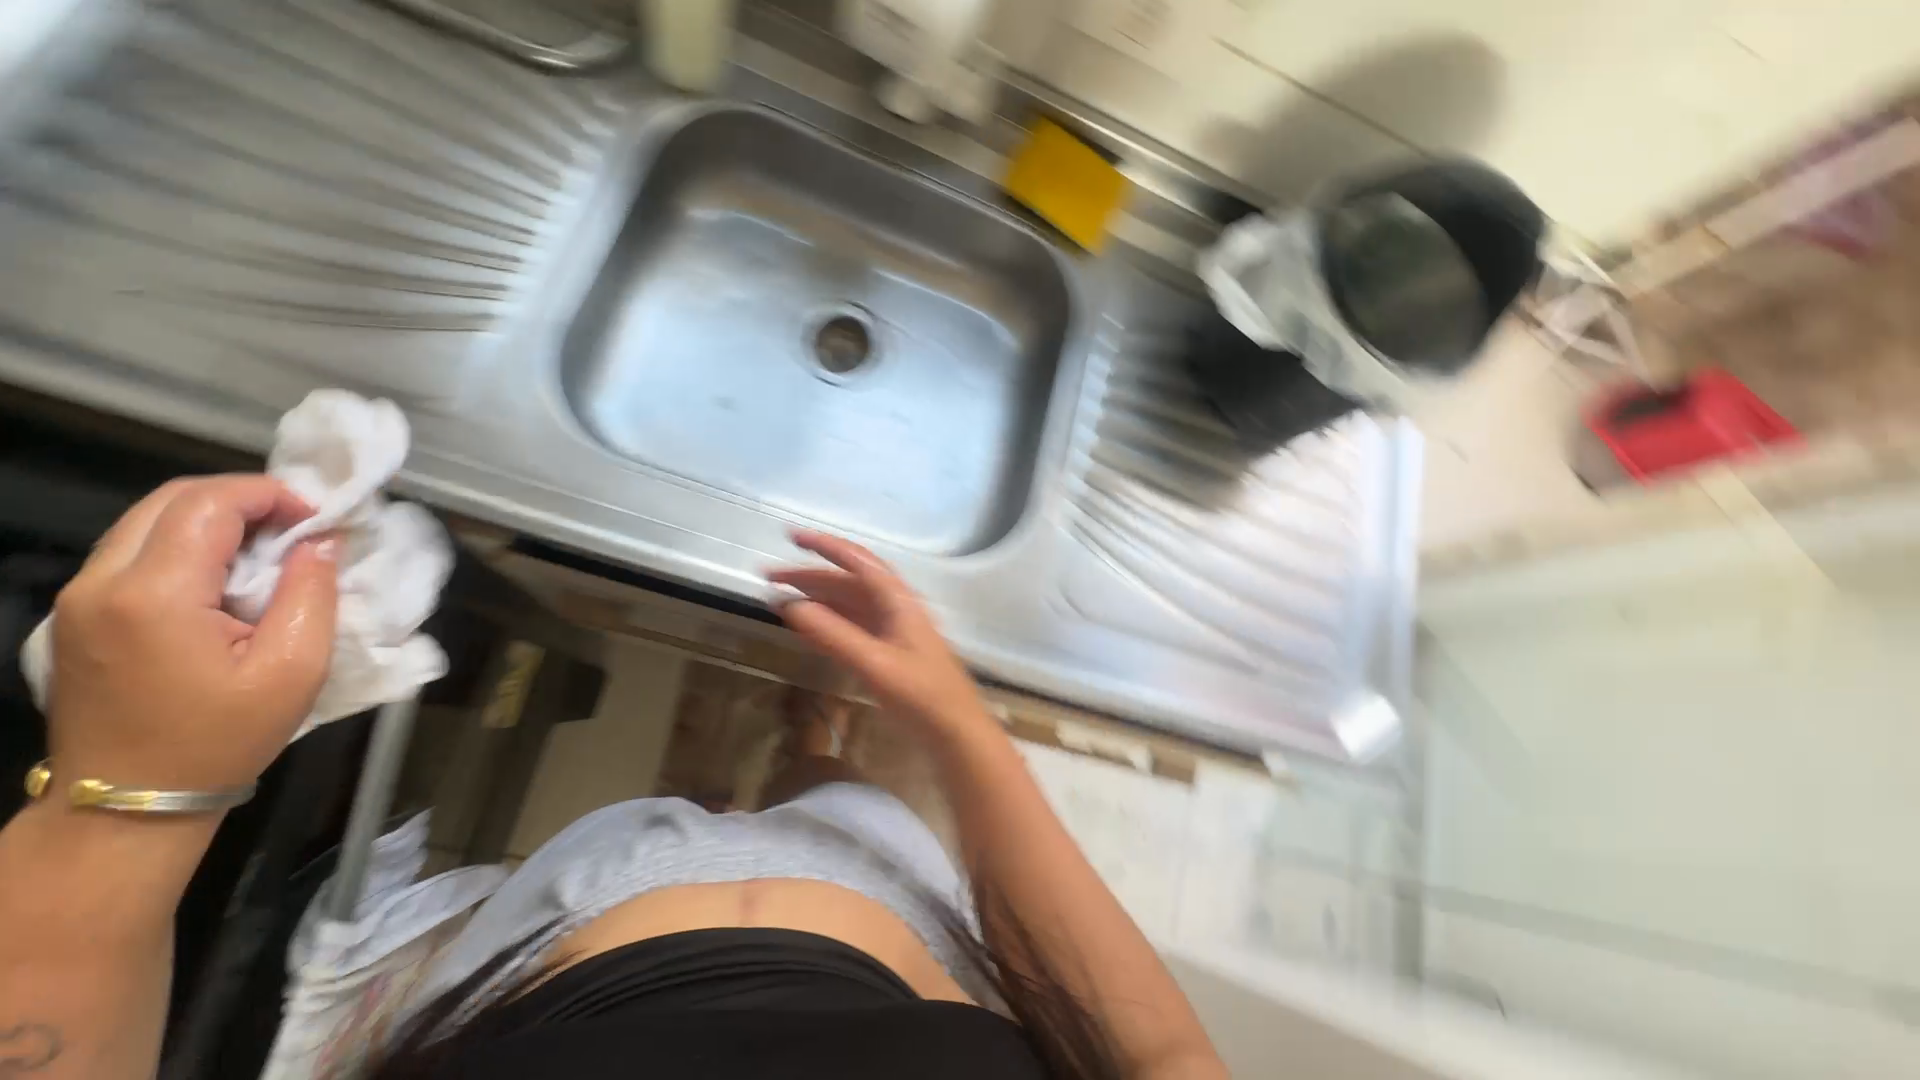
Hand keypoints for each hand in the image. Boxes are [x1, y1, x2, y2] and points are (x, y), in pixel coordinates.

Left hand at [46, 475, 339, 793]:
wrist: (130, 803)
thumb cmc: (222, 738)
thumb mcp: (294, 669)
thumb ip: (310, 593)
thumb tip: (319, 542)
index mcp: (154, 595)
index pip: (208, 504)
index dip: (269, 494)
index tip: (316, 517)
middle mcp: (101, 583)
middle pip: (170, 500)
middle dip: (242, 498)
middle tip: (297, 525)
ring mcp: (79, 599)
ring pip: (147, 521)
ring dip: (213, 519)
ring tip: (268, 547)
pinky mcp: (78, 615)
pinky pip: (133, 551)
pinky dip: (185, 543)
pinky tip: (226, 574)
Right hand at [768, 531, 988, 735]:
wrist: (956, 732)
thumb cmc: (921, 695)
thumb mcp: (875, 664)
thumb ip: (833, 635)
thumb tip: (791, 605)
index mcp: (898, 600)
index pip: (857, 560)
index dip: (824, 546)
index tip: (790, 536)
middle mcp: (896, 607)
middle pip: (848, 581)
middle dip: (809, 576)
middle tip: (769, 578)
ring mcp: (893, 630)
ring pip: (848, 604)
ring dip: (816, 599)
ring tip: (778, 601)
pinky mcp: (890, 652)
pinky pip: (853, 628)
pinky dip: (828, 623)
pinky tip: (805, 627)